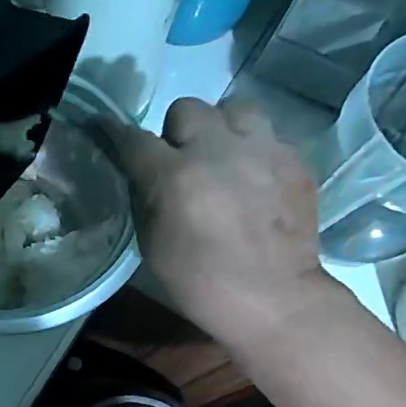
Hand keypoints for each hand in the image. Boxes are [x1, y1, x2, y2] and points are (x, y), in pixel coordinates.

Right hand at [111, 99, 337, 346]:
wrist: (274, 298)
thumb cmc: (200, 280)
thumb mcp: (151, 242)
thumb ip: (145, 197)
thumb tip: (143, 173)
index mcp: (174, 176)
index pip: (132, 138)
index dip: (116, 134)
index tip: (110, 135)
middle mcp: (218, 151)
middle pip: (187, 108)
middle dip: (178, 131)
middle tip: (182, 160)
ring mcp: (263, 150)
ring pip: (236, 108)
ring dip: (223, 128)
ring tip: (225, 157)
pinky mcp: (296, 161)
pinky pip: (269, 136)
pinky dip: (256, 152)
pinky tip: (255, 180)